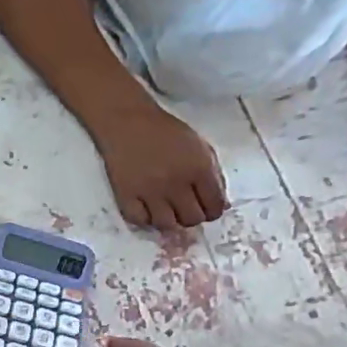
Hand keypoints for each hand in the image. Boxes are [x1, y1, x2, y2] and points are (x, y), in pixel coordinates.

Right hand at [91, 106, 228, 229]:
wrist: (127, 122)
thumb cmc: (166, 132)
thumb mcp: (200, 147)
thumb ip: (214, 176)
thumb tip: (221, 205)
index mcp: (199, 169)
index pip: (214, 206)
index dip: (212, 211)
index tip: (205, 208)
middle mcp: (176, 184)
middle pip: (192, 219)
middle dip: (192, 216)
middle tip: (184, 208)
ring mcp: (149, 191)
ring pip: (166, 224)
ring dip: (169, 221)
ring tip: (166, 212)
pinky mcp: (126, 195)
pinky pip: (139, 220)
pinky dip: (145, 219)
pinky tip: (147, 210)